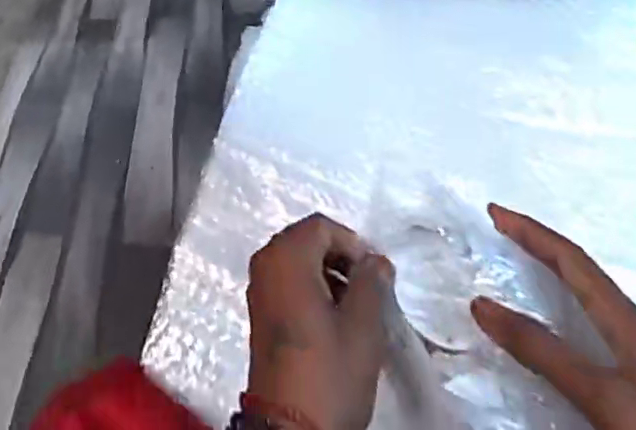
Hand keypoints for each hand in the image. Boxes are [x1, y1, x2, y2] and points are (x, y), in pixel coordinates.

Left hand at [246, 214, 391, 429]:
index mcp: (285, 257)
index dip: (352, 242)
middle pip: (306, 239)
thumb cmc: (328, 371)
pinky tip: (336, 319)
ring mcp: (259, 285)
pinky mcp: (260, 308)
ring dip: (329, 273)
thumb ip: (371, 284)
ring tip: (359, 308)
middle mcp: (265, 261)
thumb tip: (376, 259)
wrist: (289, 425)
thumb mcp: (361, 328)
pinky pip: (288, 279)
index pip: (319, 225)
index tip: (377, 273)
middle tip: (371, 288)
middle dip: (340, 256)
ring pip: (298, 259)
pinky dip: (312, 286)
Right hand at [470, 205, 635, 429]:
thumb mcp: (603, 396)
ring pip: (596, 307)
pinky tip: (564, 334)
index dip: (533, 233)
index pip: (575, 262)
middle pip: (587, 278)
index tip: (494, 211)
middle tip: (503, 233)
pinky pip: (602, 334)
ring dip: (558, 281)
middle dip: (543, 250)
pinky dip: (571, 317)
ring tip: (526, 273)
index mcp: (635, 326)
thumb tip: (480, 303)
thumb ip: (544, 351)